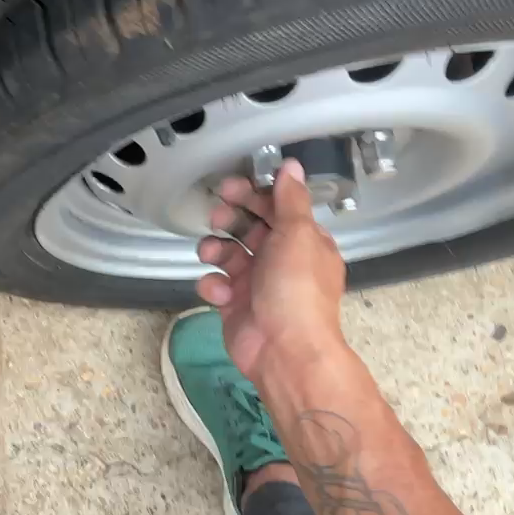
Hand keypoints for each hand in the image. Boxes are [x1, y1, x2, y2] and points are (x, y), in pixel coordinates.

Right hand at [196, 158, 348, 378]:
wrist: (283, 348)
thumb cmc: (296, 288)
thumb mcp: (298, 235)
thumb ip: (290, 200)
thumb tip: (291, 166)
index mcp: (303, 241)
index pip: (276, 208)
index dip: (254, 195)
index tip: (231, 188)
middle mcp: (280, 259)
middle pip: (249, 228)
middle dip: (230, 220)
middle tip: (216, 216)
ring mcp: (255, 283)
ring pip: (227, 254)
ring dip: (215, 249)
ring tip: (210, 254)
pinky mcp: (234, 304)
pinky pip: (216, 284)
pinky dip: (213, 285)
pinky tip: (220, 294)